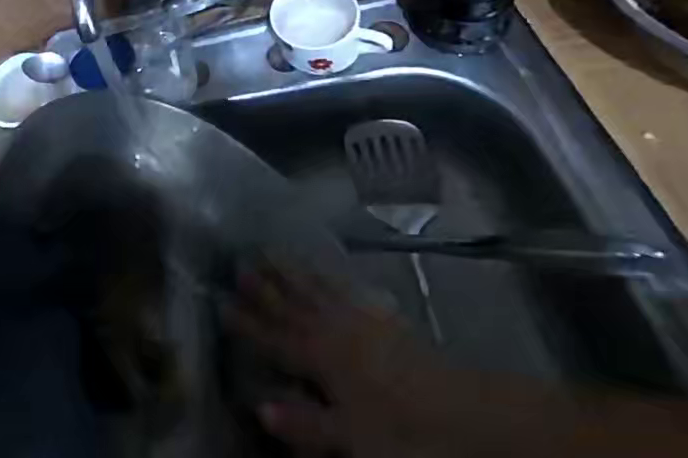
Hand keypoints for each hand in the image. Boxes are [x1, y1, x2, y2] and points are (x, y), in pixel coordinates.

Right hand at [223, 265, 456, 456]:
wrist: (465, 409)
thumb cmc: (403, 431)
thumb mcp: (350, 437)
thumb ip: (306, 422)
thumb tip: (260, 405)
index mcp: (322, 358)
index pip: (276, 339)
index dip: (248, 323)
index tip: (222, 302)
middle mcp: (335, 330)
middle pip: (293, 305)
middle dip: (266, 287)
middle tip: (241, 261)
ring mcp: (360, 319)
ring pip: (316, 289)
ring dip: (292, 271)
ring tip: (272, 250)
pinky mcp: (383, 318)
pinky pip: (345, 288)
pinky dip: (328, 276)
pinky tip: (323, 269)